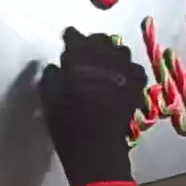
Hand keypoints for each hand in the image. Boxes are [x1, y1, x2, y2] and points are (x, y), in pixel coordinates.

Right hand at [38, 28, 146, 185]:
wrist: (96, 148)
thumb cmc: (68, 126)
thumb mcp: (50, 101)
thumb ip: (52, 79)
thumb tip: (56, 67)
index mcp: (80, 60)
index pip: (76, 38)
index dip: (70, 37)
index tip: (66, 38)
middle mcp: (105, 59)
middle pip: (100, 40)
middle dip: (90, 42)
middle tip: (82, 50)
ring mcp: (124, 71)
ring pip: (119, 50)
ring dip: (109, 51)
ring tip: (101, 59)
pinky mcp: (135, 85)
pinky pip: (132, 66)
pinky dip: (124, 66)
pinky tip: (118, 73)